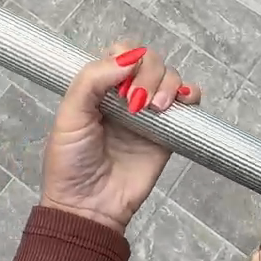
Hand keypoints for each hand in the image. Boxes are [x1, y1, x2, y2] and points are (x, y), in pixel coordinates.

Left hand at [39, 44, 200, 233]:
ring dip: (168, 84)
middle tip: (137, 103)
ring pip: (171, 76)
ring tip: (156, 109)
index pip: (123, 53)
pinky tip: (181, 103)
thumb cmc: (71, 163)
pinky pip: (189, 101)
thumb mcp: (69, 116)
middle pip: (150, 60)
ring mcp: (150, 112)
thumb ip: (92, 81)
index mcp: (101, 87)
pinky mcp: (170, 131)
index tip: (123, 80)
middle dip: (148, 74)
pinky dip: (191, 94)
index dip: (127, 57)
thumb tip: (128, 57)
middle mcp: (127, 94)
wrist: (89, 207)